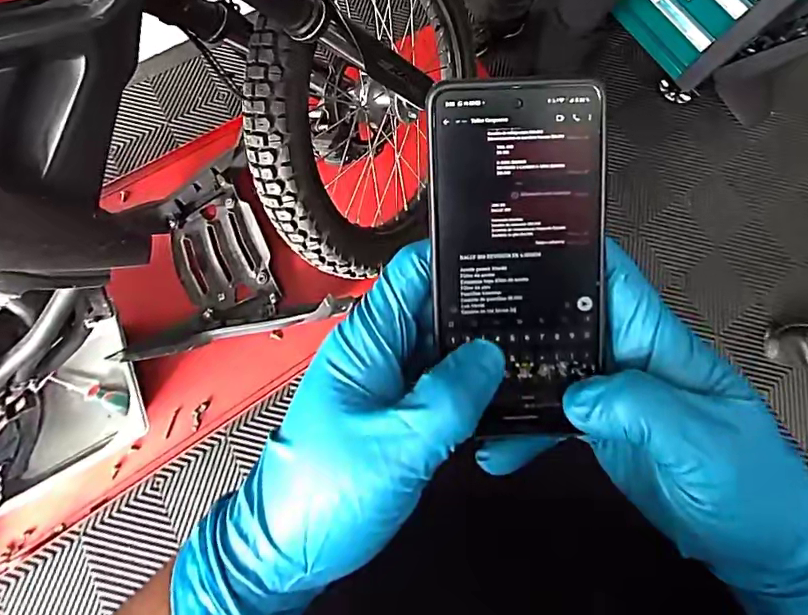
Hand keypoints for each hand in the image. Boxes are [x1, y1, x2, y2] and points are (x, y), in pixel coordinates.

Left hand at [172, 242, 503, 614]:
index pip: (412, 268)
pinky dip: (464, 384)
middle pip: (434, 304)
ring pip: (440, 343)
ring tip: (515, 360)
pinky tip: (491, 398)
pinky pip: (437, 379)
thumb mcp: (399, 442)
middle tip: (522, 320)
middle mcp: (376, 348)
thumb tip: (489, 356)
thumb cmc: (319, 496)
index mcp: (366, 337)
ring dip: (473, 352)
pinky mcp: (393, 407)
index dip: (452, 255)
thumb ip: (451, 395)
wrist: (285, 552)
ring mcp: (385, 377)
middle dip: (476, 309)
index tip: (495, 255)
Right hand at [479, 240, 807, 613]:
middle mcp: (627, 353)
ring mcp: (610, 389)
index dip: (569, 246)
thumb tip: (579, 395)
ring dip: (511, 369)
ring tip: (470, 379)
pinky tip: (497, 442)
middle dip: (520, 305)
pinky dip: (522, 426)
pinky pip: (550, 412)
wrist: (763, 549)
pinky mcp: (599, 424)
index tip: (520, 236)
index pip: (610, 272)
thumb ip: (643, 408)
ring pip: (549, 360)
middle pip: (566, 310)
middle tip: (468, 308)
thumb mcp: (704, 440)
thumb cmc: (756, 484)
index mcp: (655, 337)